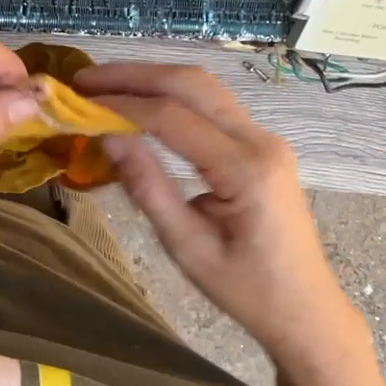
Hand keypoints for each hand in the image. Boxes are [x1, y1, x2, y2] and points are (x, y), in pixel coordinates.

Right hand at [74, 62, 362, 369]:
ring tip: (103, 84)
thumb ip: (147, 186)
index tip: (79, 101)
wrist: (306, 311)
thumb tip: (106, 135)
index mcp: (245, 169)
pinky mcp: (259, 144)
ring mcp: (264, 139)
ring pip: (201, 86)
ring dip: (150, 78)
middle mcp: (260, 141)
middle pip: (190, 84)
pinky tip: (138, 101)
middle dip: (133, 75)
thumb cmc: (246, 289)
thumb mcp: (186, 246)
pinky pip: (210, 103)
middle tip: (83, 79)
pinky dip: (169, 94)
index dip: (121, 103)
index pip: (172, 117)